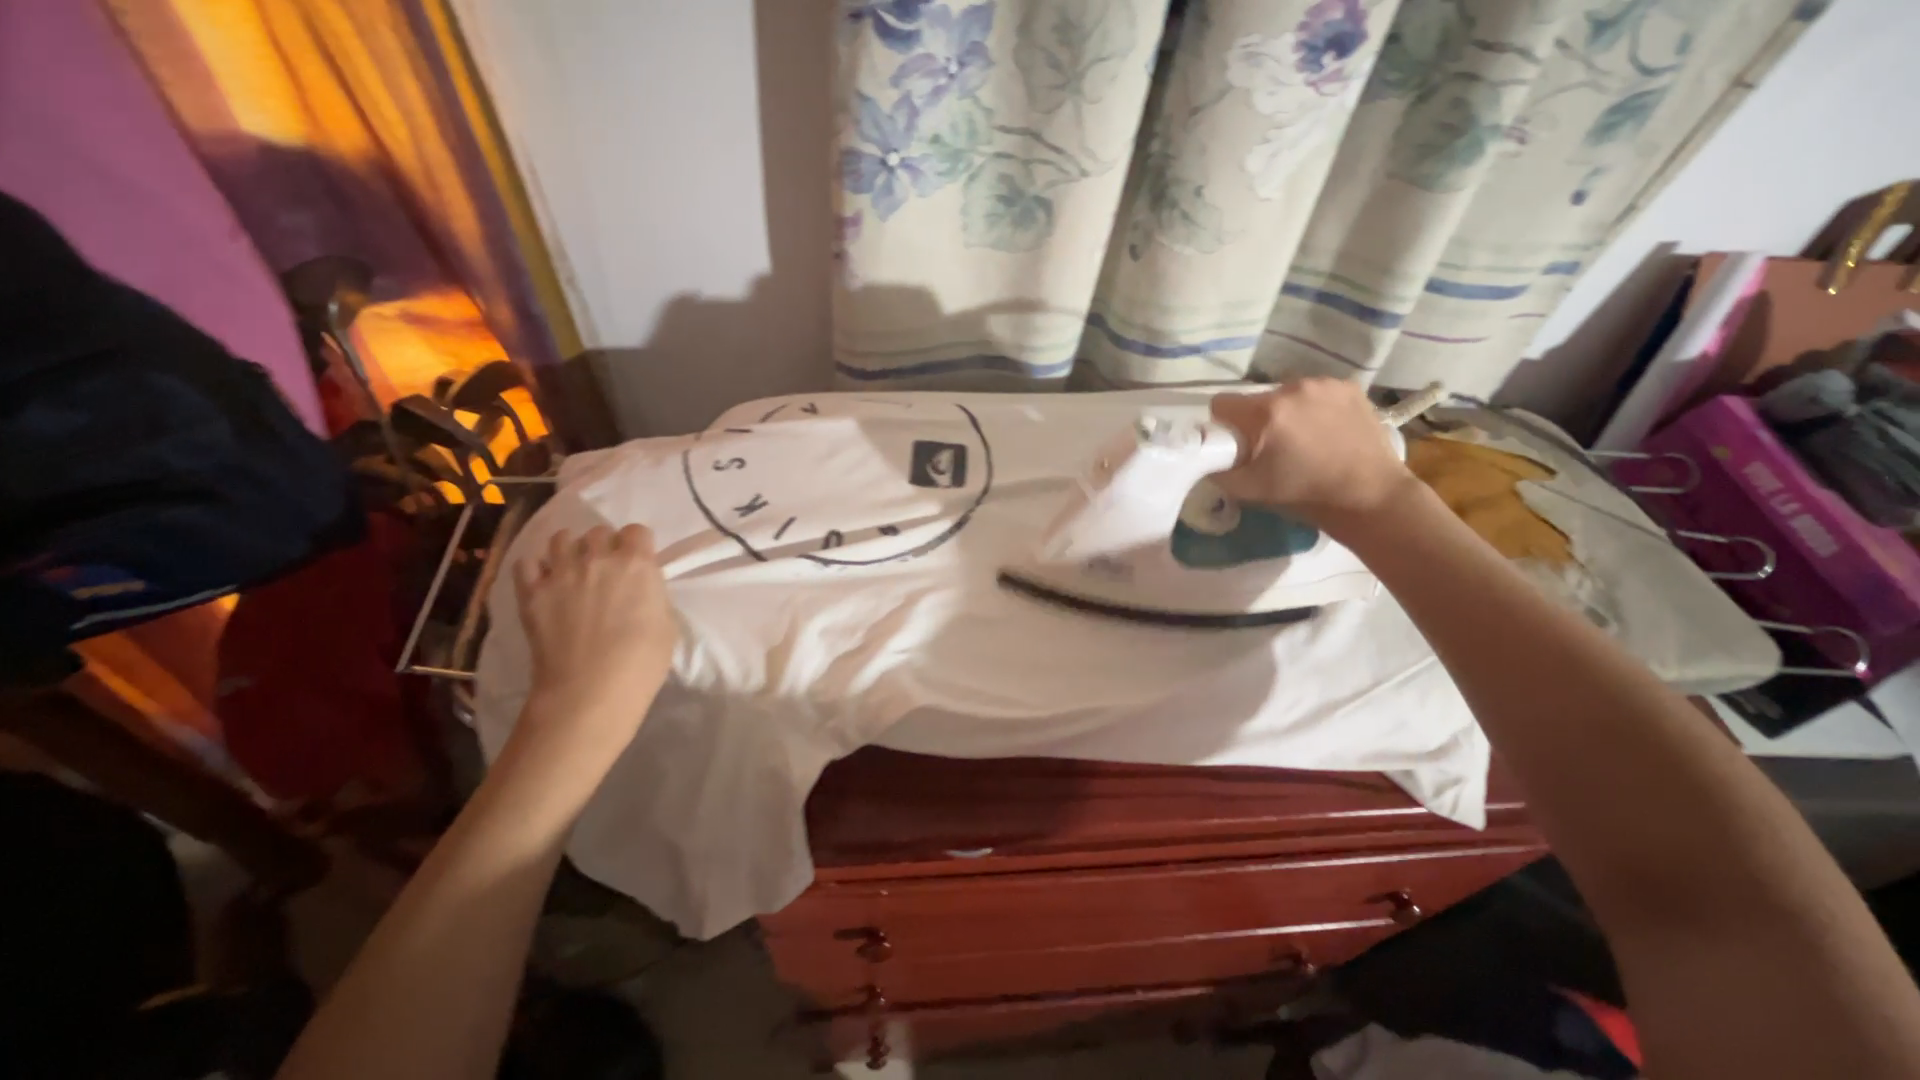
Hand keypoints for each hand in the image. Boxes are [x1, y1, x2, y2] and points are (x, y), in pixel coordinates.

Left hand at [512, 525, 676, 752]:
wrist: (590, 690)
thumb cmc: (641, 663)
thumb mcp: (667, 625)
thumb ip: (652, 596)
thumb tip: (640, 591)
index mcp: (636, 564)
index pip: (637, 531)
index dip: (638, 545)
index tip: (638, 562)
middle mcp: (597, 558)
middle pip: (599, 532)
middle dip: (604, 545)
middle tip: (606, 568)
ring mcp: (561, 573)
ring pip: (561, 538)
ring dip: (570, 549)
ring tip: (573, 568)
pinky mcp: (532, 592)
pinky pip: (526, 562)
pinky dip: (535, 567)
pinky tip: (543, 581)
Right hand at [1209, 378, 1418, 531]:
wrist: (1370, 498)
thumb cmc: (1306, 496)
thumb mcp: (1251, 491)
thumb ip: (1218, 472)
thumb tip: (1205, 459)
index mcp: (1265, 412)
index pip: (1221, 403)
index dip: (1224, 425)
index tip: (1238, 445)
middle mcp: (1292, 387)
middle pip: (1257, 399)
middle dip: (1259, 420)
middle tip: (1275, 449)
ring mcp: (1324, 384)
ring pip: (1288, 394)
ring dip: (1289, 412)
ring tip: (1306, 440)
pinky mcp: (1349, 388)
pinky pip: (1317, 392)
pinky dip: (1316, 408)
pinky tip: (1329, 431)